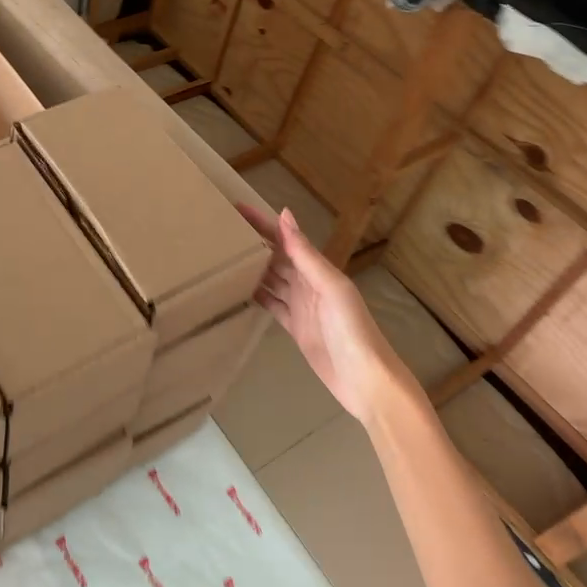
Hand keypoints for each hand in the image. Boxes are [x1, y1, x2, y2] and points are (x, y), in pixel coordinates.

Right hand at [240, 204, 415, 418]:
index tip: (236, 207)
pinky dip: (256, 295)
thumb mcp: (330, 287)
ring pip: (271, 279)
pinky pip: (271, 304)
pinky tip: (237, 290)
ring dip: (252, 266)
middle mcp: (307, 282)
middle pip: (275, 256)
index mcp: (317, 269)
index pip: (285, 239)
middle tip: (221, 229)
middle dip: (253, 241)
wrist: (364, 379)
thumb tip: (284, 214)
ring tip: (222, 255)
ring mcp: (300, 305)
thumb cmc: (351, 329)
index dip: (263, 223)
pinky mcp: (294, 327)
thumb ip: (306, 254)